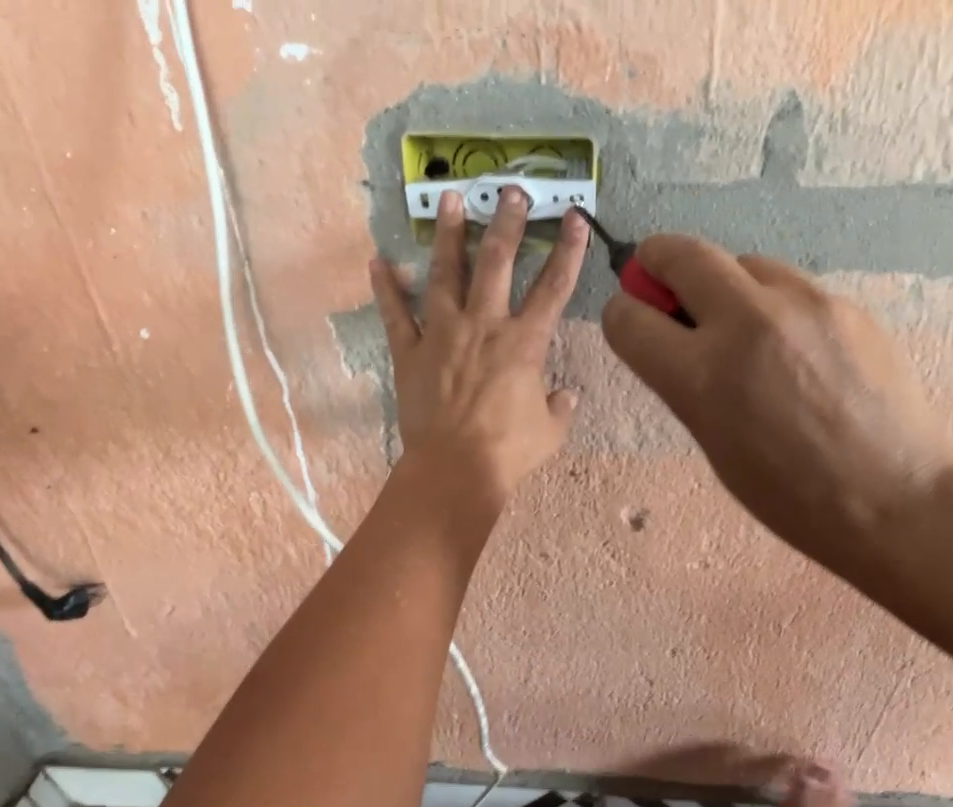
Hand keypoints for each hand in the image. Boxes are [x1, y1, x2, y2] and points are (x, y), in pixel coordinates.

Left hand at [370, 187, 587, 509]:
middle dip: (505, 222)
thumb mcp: (549, 432)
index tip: (574, 216)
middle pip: (496, 262)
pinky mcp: (410, 353)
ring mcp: (442, 334)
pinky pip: (396, 314)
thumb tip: (567, 396)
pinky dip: (386, 287)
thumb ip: (559, 408)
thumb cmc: (509, 452)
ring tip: (450, 199)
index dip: (568, 250)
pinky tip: (378, 261)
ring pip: (445, 273)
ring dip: (448, 234)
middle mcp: (484, 326)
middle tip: (509, 191)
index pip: (553, 287)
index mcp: (524, 343)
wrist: (456, 469)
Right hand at [599, 235, 952, 568]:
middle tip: (663, 285)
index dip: (623, 318)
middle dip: (659, 263)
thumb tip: (676, 340)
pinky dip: (774, 304)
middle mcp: (746, 323)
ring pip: (741, 262)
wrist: (895, 498)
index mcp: (701, 376)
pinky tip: (795, 348)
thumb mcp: (717, 448)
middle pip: (680, 253)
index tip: (634, 323)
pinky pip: (790, 285)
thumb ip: (688, 384)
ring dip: (724, 283)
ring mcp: (802, 304)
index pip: (628, 317)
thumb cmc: (794, 498)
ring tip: (742, 328)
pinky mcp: (844, 302)